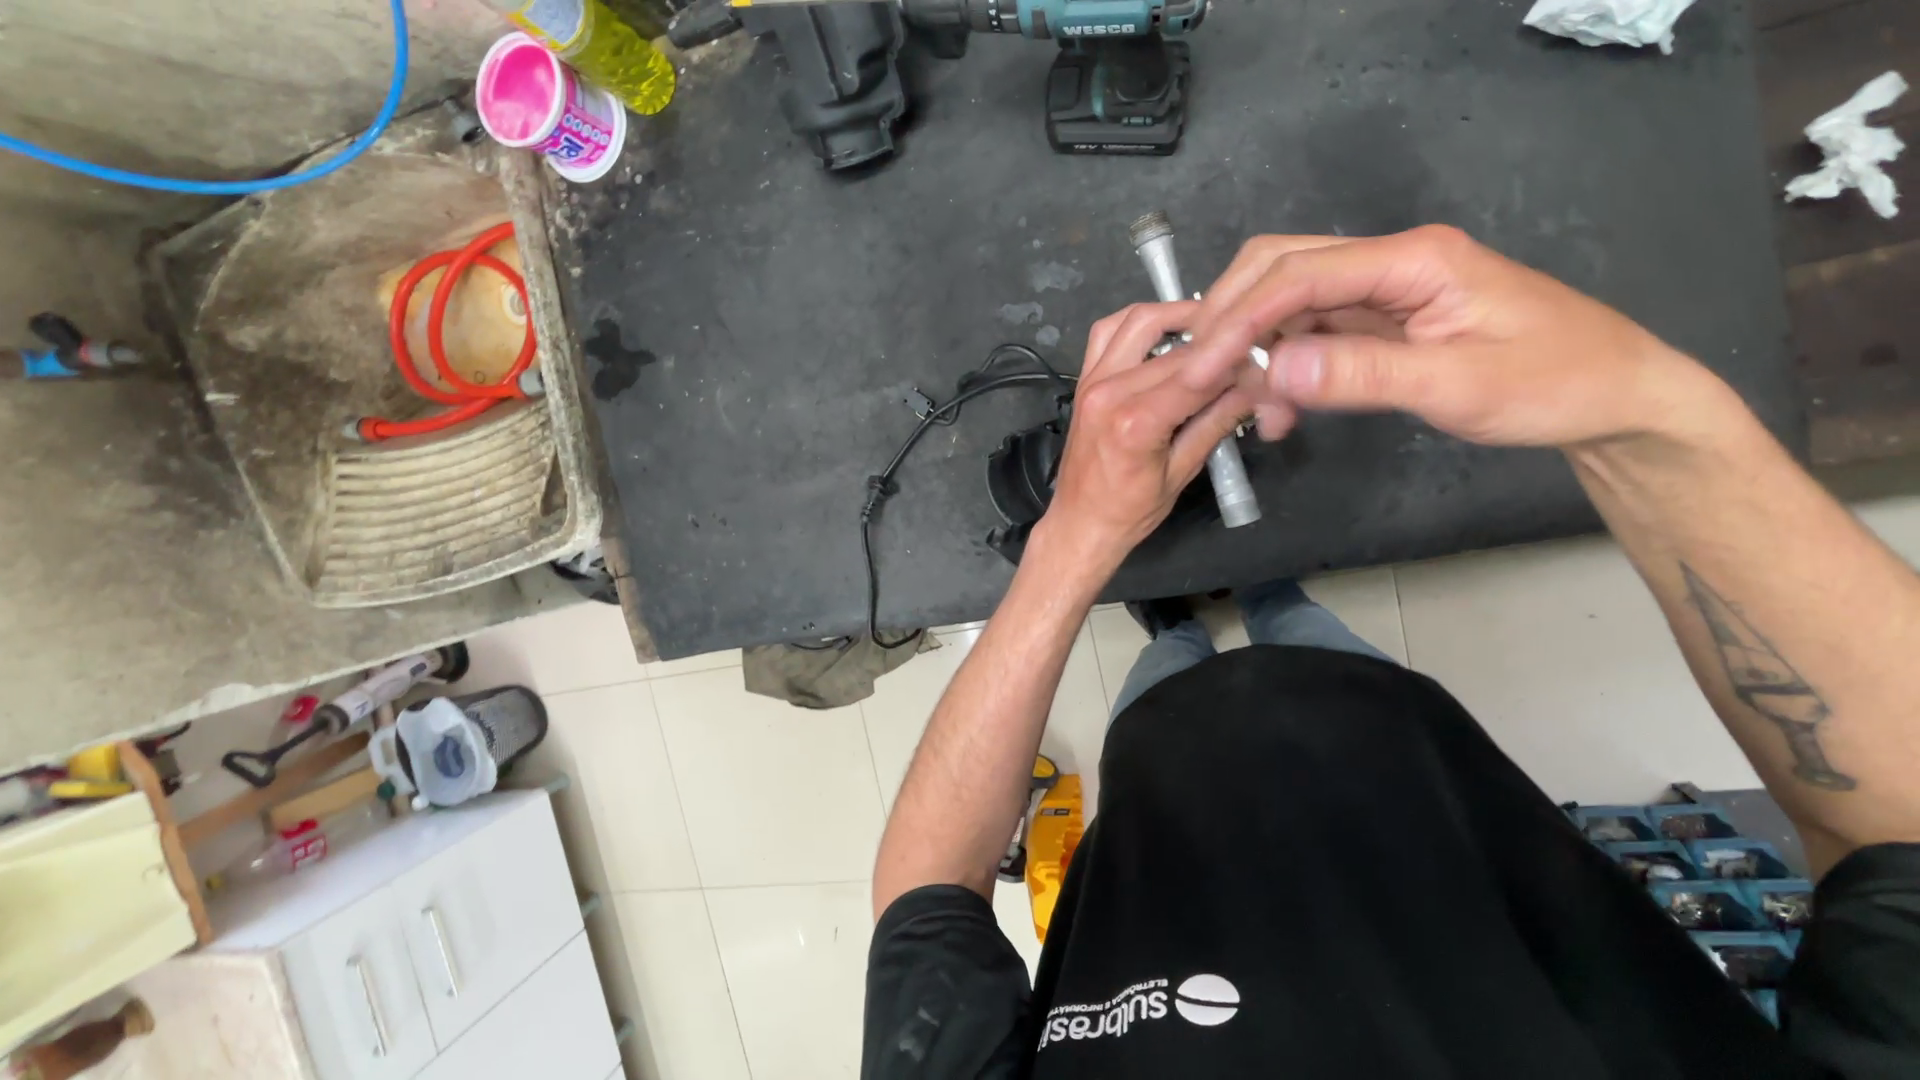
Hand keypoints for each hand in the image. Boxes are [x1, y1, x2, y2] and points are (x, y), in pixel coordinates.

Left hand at [1039, 301, 1248, 565]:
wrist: (1080, 523)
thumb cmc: (1131, 511)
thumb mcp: (1183, 472)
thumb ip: (1217, 422)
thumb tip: (1258, 384)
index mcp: (1136, 422)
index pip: (1199, 372)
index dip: (1238, 358)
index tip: (1267, 348)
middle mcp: (1110, 391)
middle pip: (1177, 348)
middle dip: (1219, 344)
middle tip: (1249, 346)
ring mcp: (1092, 380)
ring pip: (1140, 321)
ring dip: (1180, 316)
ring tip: (1213, 328)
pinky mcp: (1084, 378)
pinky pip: (1108, 331)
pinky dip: (1138, 322)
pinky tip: (1166, 331)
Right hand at [1178, 226, 1725, 448]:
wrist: (1613, 397)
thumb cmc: (1552, 384)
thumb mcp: (1458, 385)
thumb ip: (1362, 375)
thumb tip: (1275, 370)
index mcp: (1413, 260)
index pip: (1300, 272)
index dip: (1242, 318)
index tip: (1202, 366)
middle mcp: (1390, 263)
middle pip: (1281, 266)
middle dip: (1233, 317)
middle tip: (1203, 375)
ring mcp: (1384, 291)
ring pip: (1289, 301)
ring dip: (1257, 349)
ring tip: (1250, 408)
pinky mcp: (1382, 321)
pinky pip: (1312, 333)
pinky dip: (1285, 368)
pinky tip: (1282, 411)